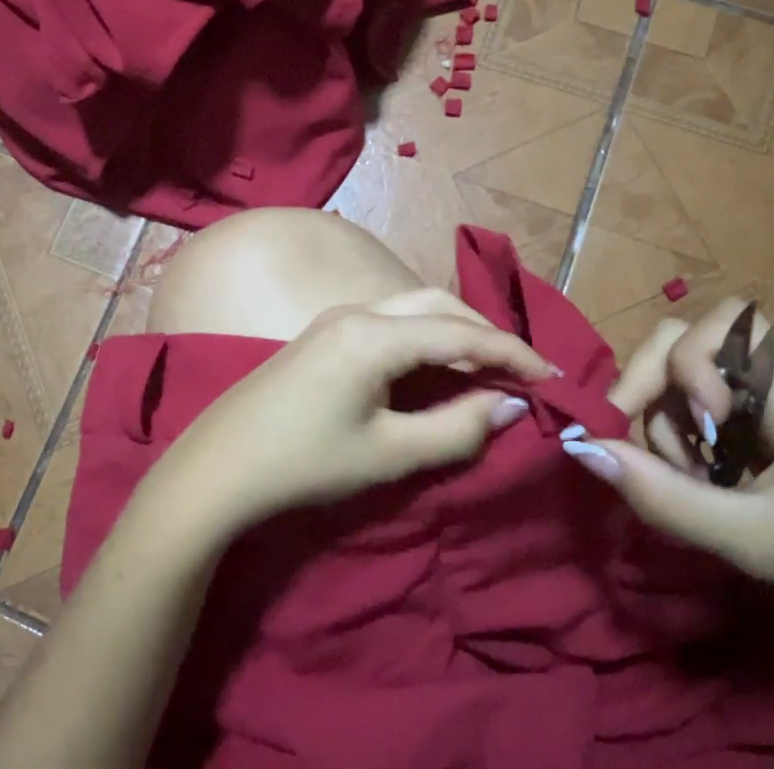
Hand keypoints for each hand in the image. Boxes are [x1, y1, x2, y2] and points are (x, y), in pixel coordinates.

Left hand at [159, 288, 556, 530]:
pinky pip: (390, 323)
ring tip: (491, 370)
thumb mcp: (390, 455)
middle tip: (525, 372)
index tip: (555, 378)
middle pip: (439, 306)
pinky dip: (426, 340)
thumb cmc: (305, 464)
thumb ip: (458, 429)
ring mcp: (334, 319)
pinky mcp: (321, 335)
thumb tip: (509, 405)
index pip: (463, 334)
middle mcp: (357, 311)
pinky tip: (438, 369)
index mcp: (375, 335)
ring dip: (456, 333)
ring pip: (414, 310)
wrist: (218, 468)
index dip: (513, 354)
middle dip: (487, 333)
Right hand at [563, 299, 773, 619]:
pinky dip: (674, 439)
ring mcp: (761, 405)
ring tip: (688, 482)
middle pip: (690, 339)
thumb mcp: (751, 542)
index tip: (699, 430)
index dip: (693, 360)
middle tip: (641, 443)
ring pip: (680, 377)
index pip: (736, 324)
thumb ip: (666, 496)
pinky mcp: (750, 426)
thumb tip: (584, 448)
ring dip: (663, 423)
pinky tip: (695, 481)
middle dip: (653, 385)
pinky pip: (689, 408)